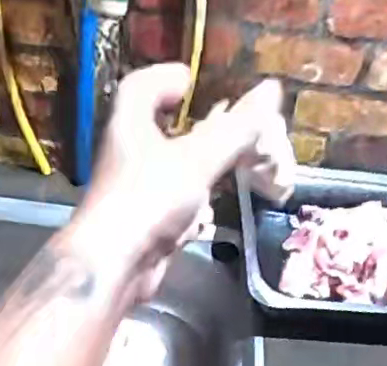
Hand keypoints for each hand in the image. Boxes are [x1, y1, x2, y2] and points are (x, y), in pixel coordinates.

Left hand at [65, 64, 285, 300]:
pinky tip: (205, 220)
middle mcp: (127, 156)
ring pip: (168, 176)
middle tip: (223, 130)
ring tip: (225, 174)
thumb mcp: (199, 159)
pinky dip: (189, 213)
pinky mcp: (142, 229)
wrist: (116, 265)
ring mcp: (133, 195)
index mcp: (131, 124)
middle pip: (161, 134)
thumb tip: (270, 93)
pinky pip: (169, 212)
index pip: (141, 87)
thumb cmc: (149, 200)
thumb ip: (235, 130)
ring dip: (195, 176)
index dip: (165, 80)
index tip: (190, 82)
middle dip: (193, 134)